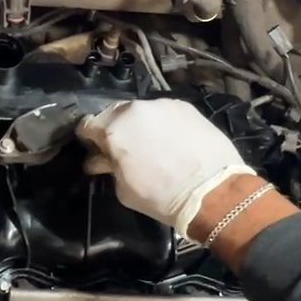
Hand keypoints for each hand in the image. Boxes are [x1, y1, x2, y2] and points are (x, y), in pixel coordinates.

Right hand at [78, 99, 251, 235]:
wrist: (214, 192)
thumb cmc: (161, 196)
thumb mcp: (124, 188)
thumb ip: (108, 167)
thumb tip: (100, 159)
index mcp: (113, 129)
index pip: (87, 125)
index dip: (90, 139)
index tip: (97, 150)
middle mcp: (134, 109)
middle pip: (113, 113)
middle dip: (115, 129)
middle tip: (125, 148)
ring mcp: (161, 104)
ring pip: (141, 111)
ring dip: (140, 125)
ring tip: (153, 144)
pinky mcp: (185, 106)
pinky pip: (164, 112)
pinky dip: (163, 124)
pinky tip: (173, 141)